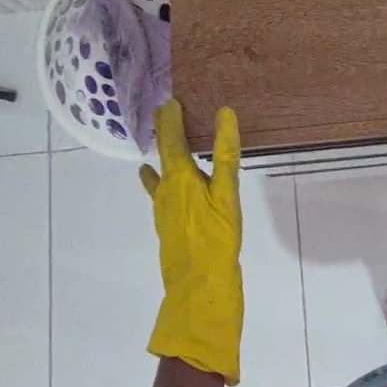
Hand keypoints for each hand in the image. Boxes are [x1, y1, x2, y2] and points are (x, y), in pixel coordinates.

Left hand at [139, 100, 243, 384]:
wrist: (200, 287)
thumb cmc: (216, 238)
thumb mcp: (227, 194)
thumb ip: (225, 154)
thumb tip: (224, 113)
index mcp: (179, 178)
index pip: (170, 138)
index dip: (170, 118)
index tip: (169, 99)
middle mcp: (165, 190)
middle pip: (162, 154)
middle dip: (164, 132)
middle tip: (166, 113)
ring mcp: (164, 209)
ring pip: (160, 174)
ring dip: (162, 156)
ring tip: (162, 143)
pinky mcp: (169, 225)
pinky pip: (163, 193)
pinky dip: (162, 180)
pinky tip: (161, 184)